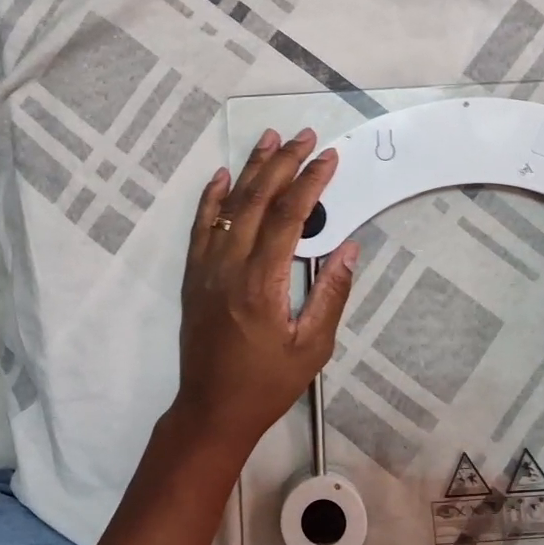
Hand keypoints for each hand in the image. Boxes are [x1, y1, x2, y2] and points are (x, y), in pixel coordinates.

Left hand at [171, 128, 359, 454]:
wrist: (211, 409)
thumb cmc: (267, 383)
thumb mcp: (313, 347)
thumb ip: (331, 293)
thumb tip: (350, 247)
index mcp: (263, 282)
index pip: (289, 216)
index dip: (310, 182)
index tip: (328, 158)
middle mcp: (231, 266)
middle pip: (258, 199)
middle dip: (283, 163)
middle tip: (305, 135)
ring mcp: (207, 267)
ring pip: (228, 206)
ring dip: (250, 169)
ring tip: (269, 138)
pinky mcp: (194, 274)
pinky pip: (201, 226)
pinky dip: (211, 197)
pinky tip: (221, 175)